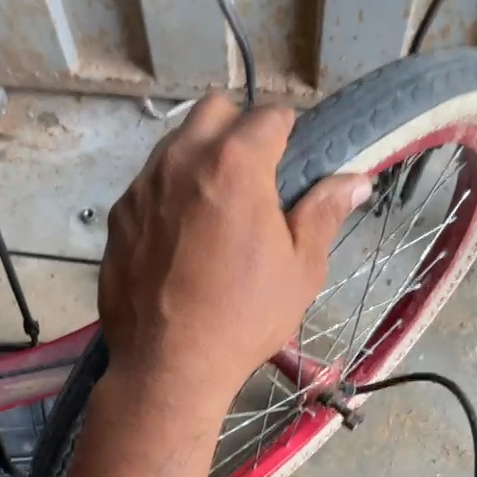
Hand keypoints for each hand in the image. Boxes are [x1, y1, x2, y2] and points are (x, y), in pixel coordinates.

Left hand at [97, 96, 371, 403]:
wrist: (169, 365)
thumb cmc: (244, 319)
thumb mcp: (300, 270)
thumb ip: (324, 213)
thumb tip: (357, 180)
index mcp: (236, 165)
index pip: (270, 117)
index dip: (288, 133)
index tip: (292, 159)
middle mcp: (183, 160)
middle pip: (214, 111)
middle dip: (238, 128)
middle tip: (253, 176)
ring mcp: (143, 186)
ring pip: (175, 143)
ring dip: (200, 157)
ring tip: (215, 206)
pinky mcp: (119, 217)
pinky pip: (148, 184)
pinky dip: (168, 193)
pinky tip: (180, 237)